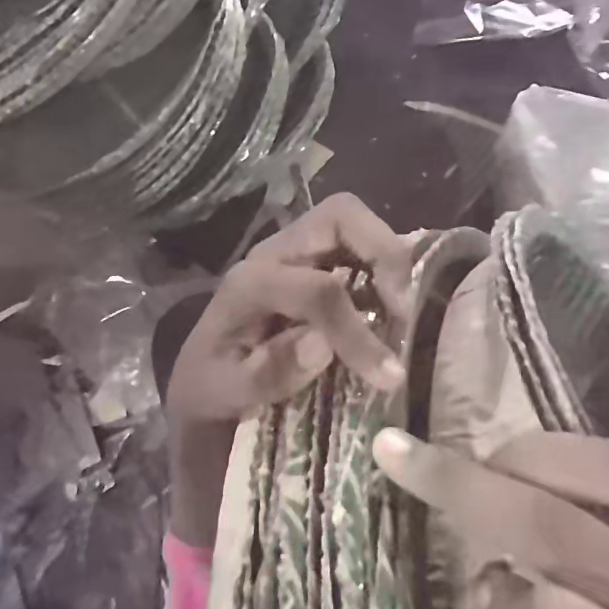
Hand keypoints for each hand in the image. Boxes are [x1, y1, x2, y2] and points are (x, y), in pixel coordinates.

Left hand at [169, 193, 411, 425]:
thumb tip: (321, 345)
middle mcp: (274, 253)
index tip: (389, 373)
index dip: (356, 330)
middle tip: (403, 304)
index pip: (317, 291)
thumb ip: (268, 373)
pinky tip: (391, 303)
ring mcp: (297, 249)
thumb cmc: (214, 385)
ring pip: (354, 220)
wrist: (204, 373)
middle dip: (383, 251)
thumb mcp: (227, 393)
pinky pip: (358, 241)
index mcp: (250, 285)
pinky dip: (383, 263)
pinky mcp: (314, 258)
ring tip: (403, 306)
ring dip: (388, 255)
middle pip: (339, 215)